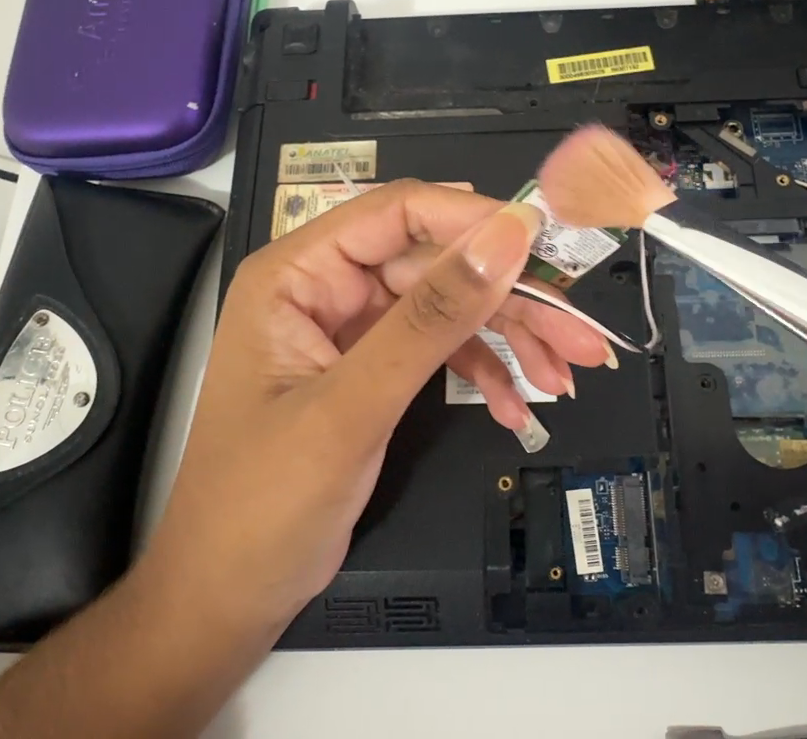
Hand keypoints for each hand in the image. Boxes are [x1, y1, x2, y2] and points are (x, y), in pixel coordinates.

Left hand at [136, 181, 610, 636]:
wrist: (228, 594)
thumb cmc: (263, 503)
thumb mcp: (352, 407)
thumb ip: (430, 319)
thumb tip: (505, 237)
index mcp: (298, 273)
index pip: (399, 213)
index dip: (475, 222)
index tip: (545, 246)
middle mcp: (325, 287)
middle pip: (436, 263)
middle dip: (509, 299)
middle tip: (578, 334)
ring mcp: (351, 330)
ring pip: (448, 306)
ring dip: (509, 339)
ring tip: (565, 374)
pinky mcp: (373, 369)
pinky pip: (440, 350)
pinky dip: (483, 373)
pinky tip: (517, 408)